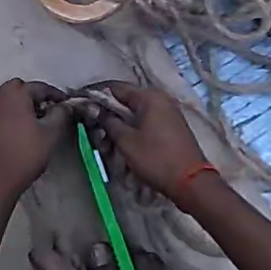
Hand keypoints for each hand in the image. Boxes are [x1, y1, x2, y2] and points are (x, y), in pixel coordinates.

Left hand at [0, 79, 68, 195]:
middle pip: (17, 90)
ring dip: (16, 108)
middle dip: (32, 97)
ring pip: (3, 102)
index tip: (65, 103)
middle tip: (44, 112)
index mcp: (15, 93)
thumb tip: (64, 105)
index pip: (39, 87)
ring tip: (28, 124)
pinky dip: (3, 119)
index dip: (55, 94)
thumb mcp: (51, 133)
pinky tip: (10, 134)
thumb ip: (60, 114)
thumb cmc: (25, 154)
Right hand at [94, 83, 210, 209]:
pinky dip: (132, 133)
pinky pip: (145, 124)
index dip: (95, 95)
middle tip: (94, 135)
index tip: (79, 104)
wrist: (191, 182)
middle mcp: (160, 99)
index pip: (114, 87)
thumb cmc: (156, 158)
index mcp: (149, 96)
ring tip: (107, 148)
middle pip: (124, 102)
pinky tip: (122, 149)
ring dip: (118, 129)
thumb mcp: (126, 140)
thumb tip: (92, 108)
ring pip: (134, 115)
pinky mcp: (170, 127)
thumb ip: (107, 120)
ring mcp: (167, 113)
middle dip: (107, 117)